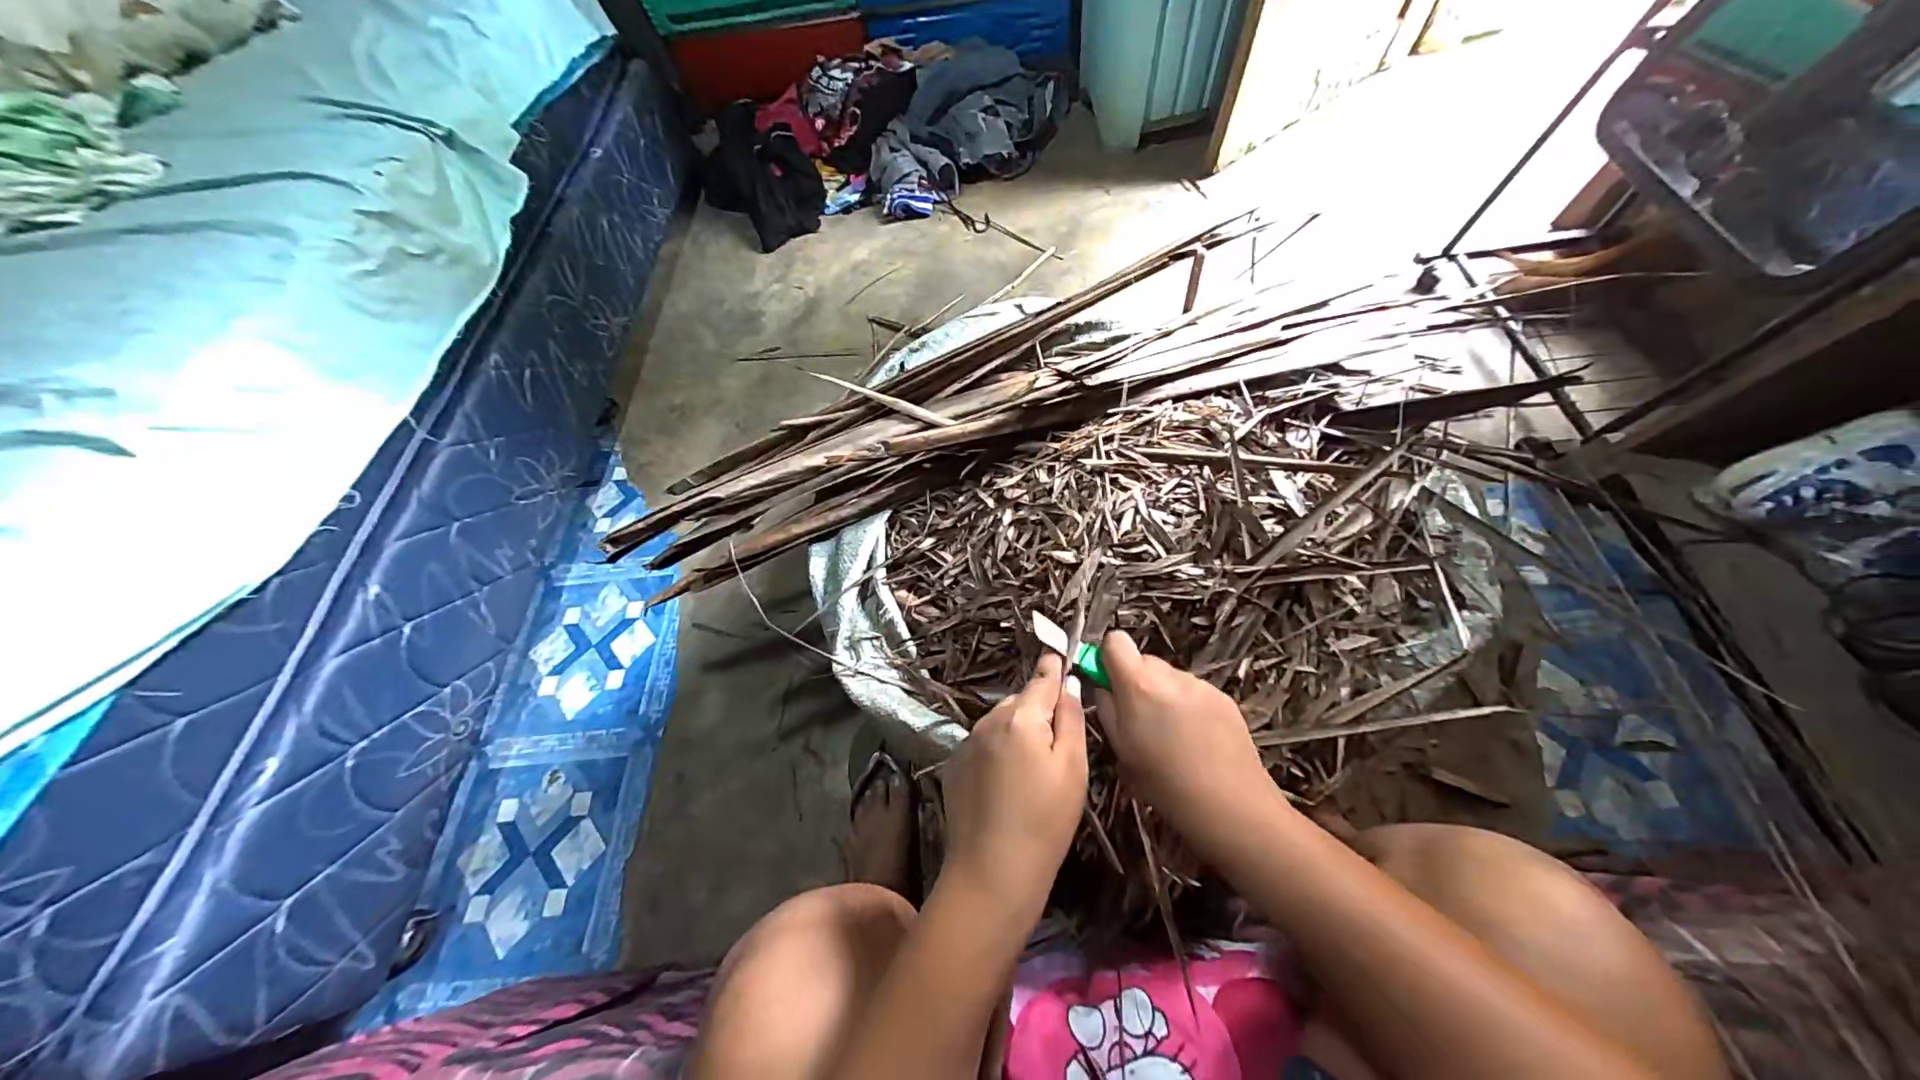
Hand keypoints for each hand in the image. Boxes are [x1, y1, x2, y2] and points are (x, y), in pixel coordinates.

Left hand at [941, 655, 1087, 904]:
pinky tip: (1007, 784)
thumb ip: (1070, 719)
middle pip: (1019, 701)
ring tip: (1032, 768)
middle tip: (1057, 742)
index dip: (1054, 669)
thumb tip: (1068, 684)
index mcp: (1020, 717)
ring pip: (1000, 723)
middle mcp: (988, 721)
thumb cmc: (1045, 821)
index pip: (1041, 679)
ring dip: (1016, 731)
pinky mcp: (954, 766)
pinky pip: (982, 745)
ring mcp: (966, 744)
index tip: (1060, 659)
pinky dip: (997, 752)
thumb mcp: (1072, 769)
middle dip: (1037, 710)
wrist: (992, 872)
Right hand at [1094, 630, 1282, 848]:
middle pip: (1143, 660)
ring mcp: (1200, 685)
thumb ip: (1106, 708)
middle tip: (1138, 718)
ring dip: (1163, 695)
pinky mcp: (1224, 698)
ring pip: (1169, 678)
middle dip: (1136, 681)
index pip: (1115, 641)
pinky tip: (1195, 740)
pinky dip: (1187, 707)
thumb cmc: (1165, 784)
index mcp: (1138, 685)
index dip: (1107, 658)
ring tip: (1170, 735)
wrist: (1231, 805)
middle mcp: (1170, 676)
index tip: (1107, 683)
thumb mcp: (1121, 750)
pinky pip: (1193, 692)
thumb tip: (1102, 686)